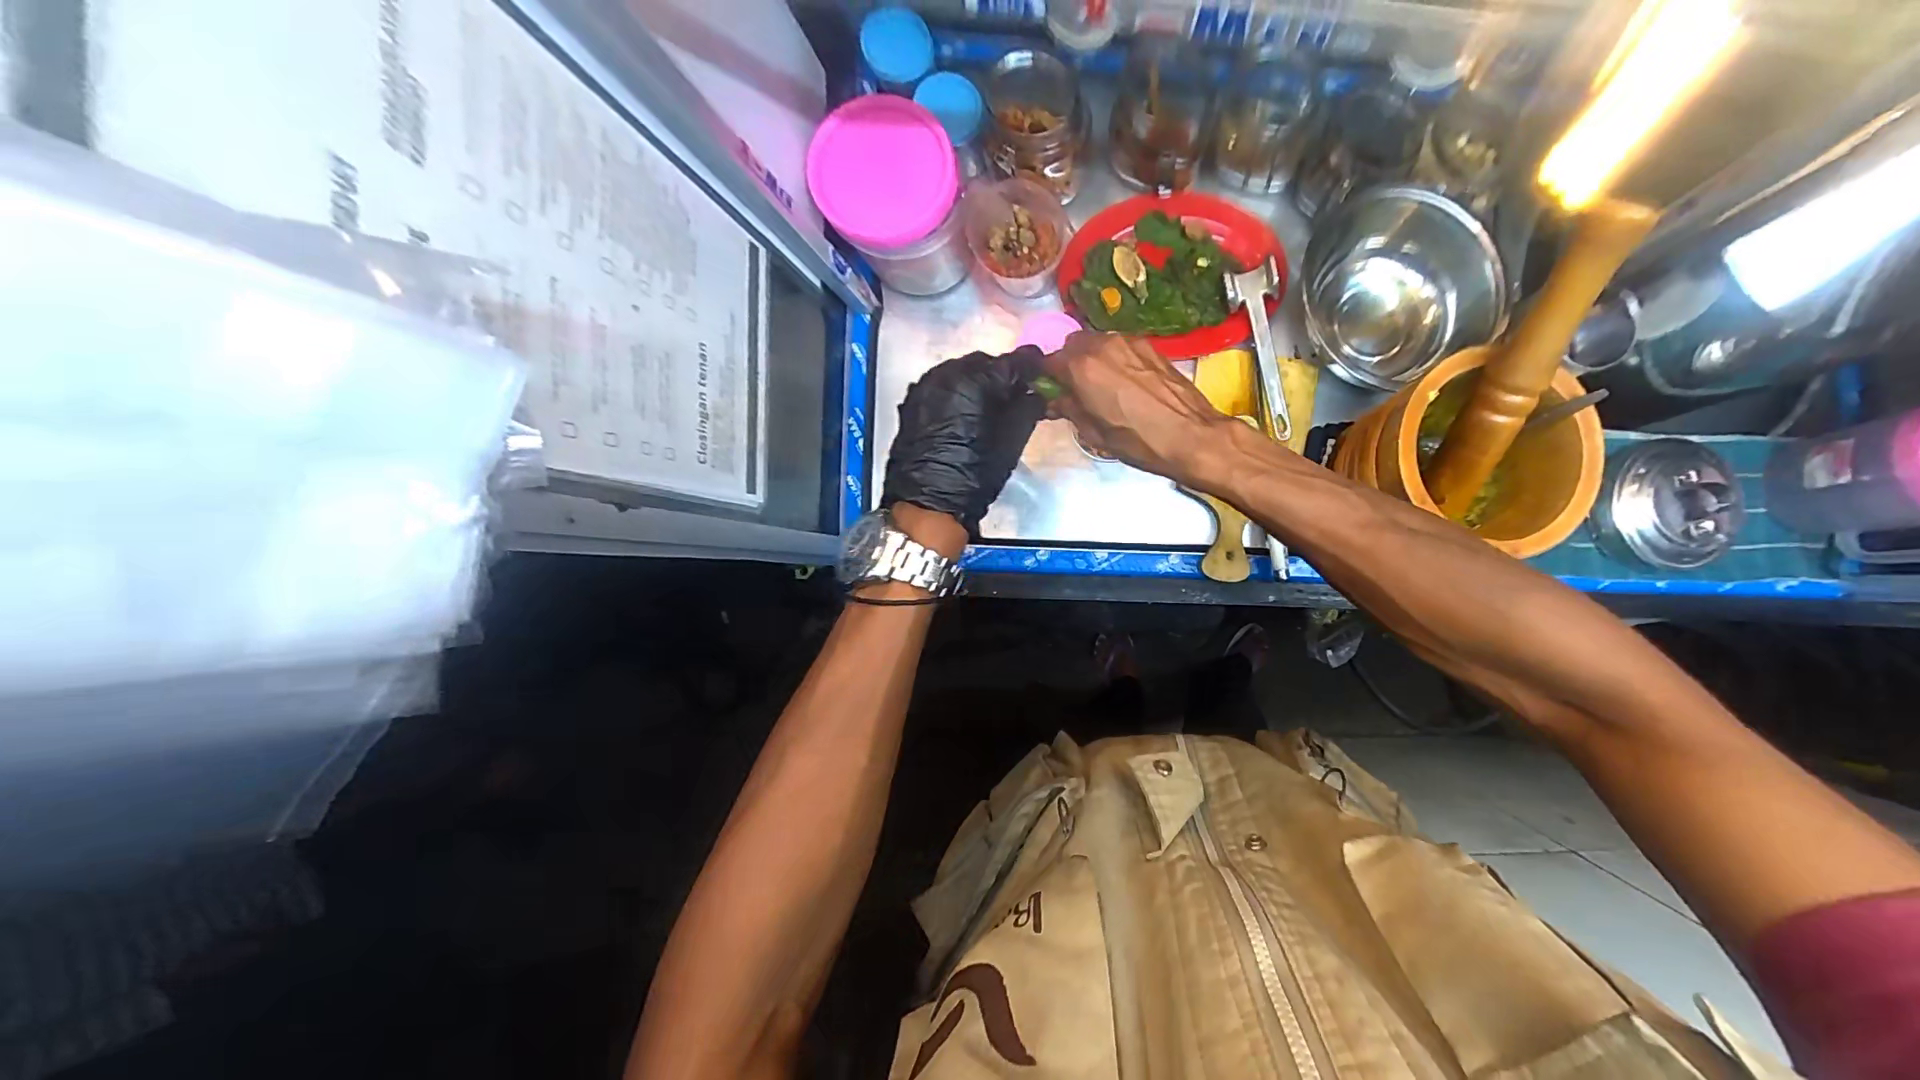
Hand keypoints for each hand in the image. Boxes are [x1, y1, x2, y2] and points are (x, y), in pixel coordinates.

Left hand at [883, 348, 1048, 535]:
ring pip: (961, 373)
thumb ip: (1028, 407)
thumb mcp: (1014, 440)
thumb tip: (1033, 392)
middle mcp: (949, 372)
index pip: (1017, 359)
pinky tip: (961, 415)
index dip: (1034, 367)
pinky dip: (955, 395)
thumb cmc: (976, 473)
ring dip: (976, 385)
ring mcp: (926, 385)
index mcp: (979, 378)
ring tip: (985, 408)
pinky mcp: (912, 400)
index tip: (1041, 377)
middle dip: (1001, 377)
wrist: (927, 503)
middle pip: (986, 363)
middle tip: (1013, 398)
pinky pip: (942, 387)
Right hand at [1040, 332, 1235, 487]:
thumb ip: (1069, 409)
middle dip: (1068, 362)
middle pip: (1072, 344)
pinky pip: (1120, 346)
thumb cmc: (1137, 440)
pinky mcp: (1150, 346)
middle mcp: (1102, 345)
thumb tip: (1056, 400)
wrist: (1190, 435)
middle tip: (1073, 387)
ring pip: (1097, 341)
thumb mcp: (1093, 432)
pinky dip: (1114, 358)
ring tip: (1100, 384)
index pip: (1047, 361)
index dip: (1043, 376)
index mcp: (1081, 367)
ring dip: (1092, 358)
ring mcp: (1128, 342)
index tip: (1046, 389)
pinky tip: (1123, 381)